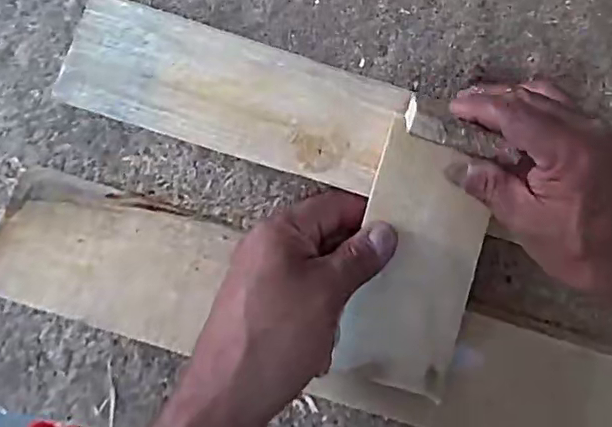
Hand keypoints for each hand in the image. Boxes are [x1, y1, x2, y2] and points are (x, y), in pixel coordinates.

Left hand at [153, 192, 396, 426]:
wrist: (219, 409)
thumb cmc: (270, 343)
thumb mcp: (327, 292)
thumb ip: (359, 257)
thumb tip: (384, 232)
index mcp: (279, 230)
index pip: (335, 204)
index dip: (367, 217)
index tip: (392, 236)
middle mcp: (265, 246)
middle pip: (325, 234)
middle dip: (351, 256)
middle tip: (376, 273)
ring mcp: (258, 276)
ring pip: (315, 265)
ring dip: (336, 286)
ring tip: (345, 310)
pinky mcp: (257, 306)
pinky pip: (300, 290)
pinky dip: (317, 306)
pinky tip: (323, 334)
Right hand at [447, 80, 611, 316]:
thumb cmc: (583, 252)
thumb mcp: (529, 224)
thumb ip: (493, 188)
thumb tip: (456, 166)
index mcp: (567, 147)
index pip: (516, 112)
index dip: (482, 106)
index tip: (454, 107)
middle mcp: (585, 126)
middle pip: (532, 96)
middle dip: (494, 97)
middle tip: (462, 106)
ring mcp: (597, 128)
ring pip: (548, 96)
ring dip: (515, 98)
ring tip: (484, 111)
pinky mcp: (601, 136)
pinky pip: (562, 107)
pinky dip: (536, 107)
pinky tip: (518, 125)